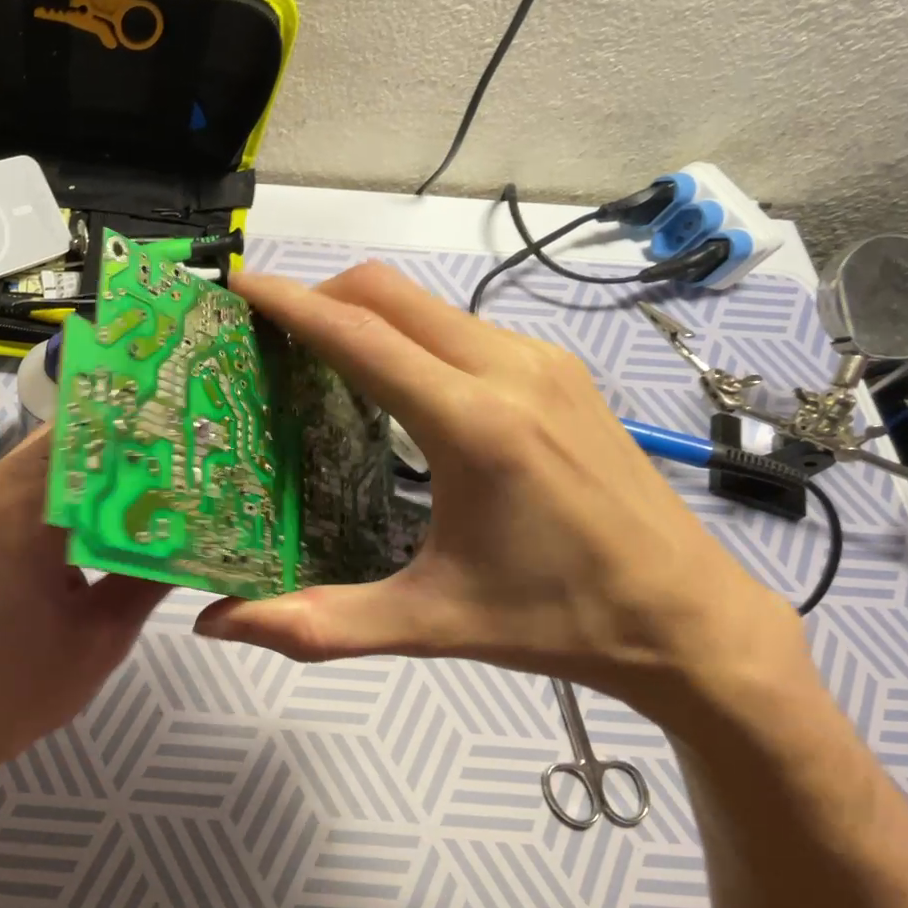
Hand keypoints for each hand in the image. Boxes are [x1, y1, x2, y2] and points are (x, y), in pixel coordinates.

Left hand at [0, 431, 170, 800]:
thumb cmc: (18, 687)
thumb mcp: (102, 635)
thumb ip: (151, 573)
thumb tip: (203, 530)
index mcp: (28, 505)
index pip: (100, 432)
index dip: (152, 428)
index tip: (204, 435)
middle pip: (78, 434)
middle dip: (135, 441)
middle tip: (196, 456)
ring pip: (58, 454)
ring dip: (107, 462)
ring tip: (169, 478)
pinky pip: (37, 480)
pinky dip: (78, 485)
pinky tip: (119, 510)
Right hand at [196, 262, 813, 724]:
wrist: (691, 618)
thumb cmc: (555, 620)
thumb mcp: (427, 623)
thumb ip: (317, 623)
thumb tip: (217, 624)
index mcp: (474, 425)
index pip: (360, 337)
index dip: (289, 303)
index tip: (235, 283)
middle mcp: (510, 370)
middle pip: (389, 294)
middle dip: (317, 295)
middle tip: (262, 332)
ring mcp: (542, 363)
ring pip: (426, 303)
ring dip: (361, 311)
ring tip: (311, 355)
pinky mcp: (558, 371)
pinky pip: (458, 325)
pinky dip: (403, 331)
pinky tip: (387, 381)